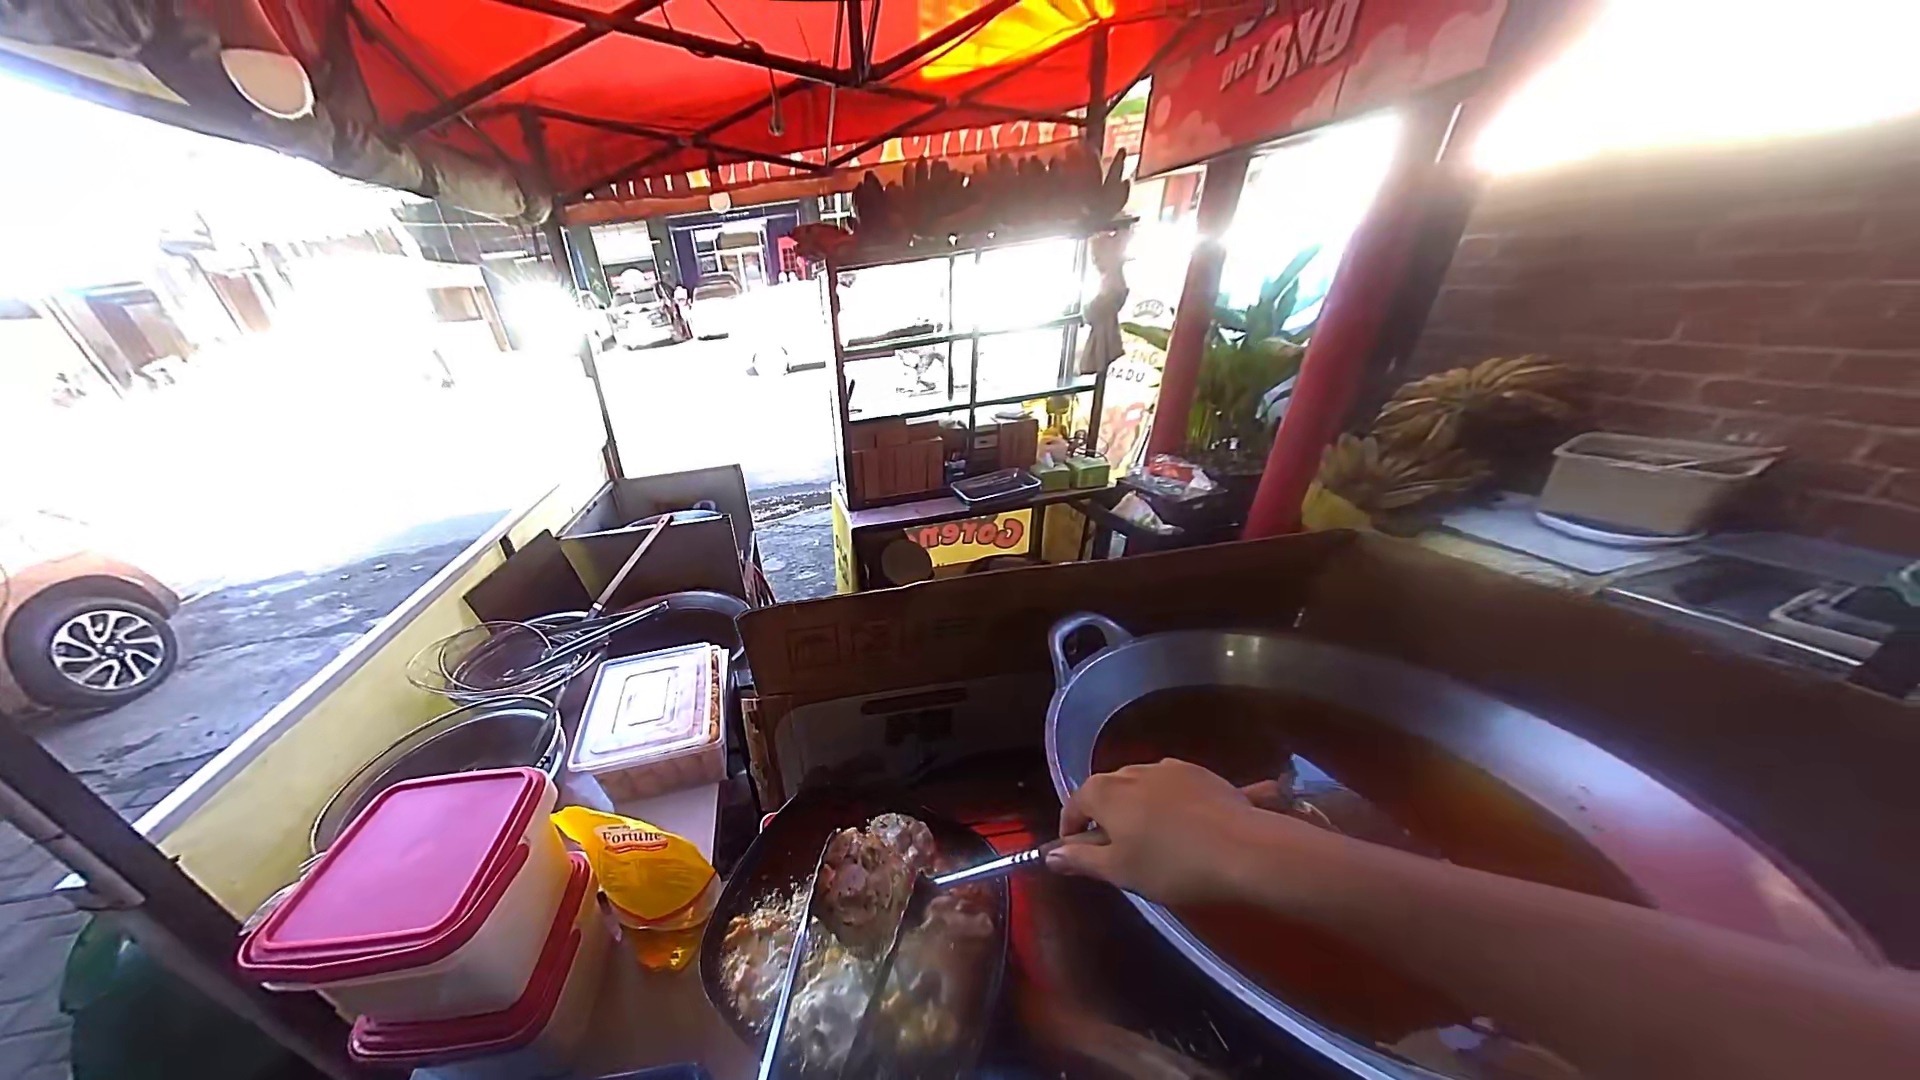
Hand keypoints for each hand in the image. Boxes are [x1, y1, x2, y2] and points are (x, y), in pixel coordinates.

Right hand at [1046, 758, 1274, 904]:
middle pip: (1106, 793)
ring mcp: (1166, 767)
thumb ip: (1080, 860)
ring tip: (1153, 842)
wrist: (1242, 849)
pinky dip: (1168, 803)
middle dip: (1104, 819)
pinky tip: (1185, 828)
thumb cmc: (1171, 865)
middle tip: (1117, 853)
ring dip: (1136, 809)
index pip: (1073, 805)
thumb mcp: (1119, 871)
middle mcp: (1130, 770)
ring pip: (1138, 788)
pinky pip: (1171, 787)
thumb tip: (1050, 854)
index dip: (1070, 830)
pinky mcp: (1198, 771)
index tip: (1076, 853)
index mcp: (1103, 791)